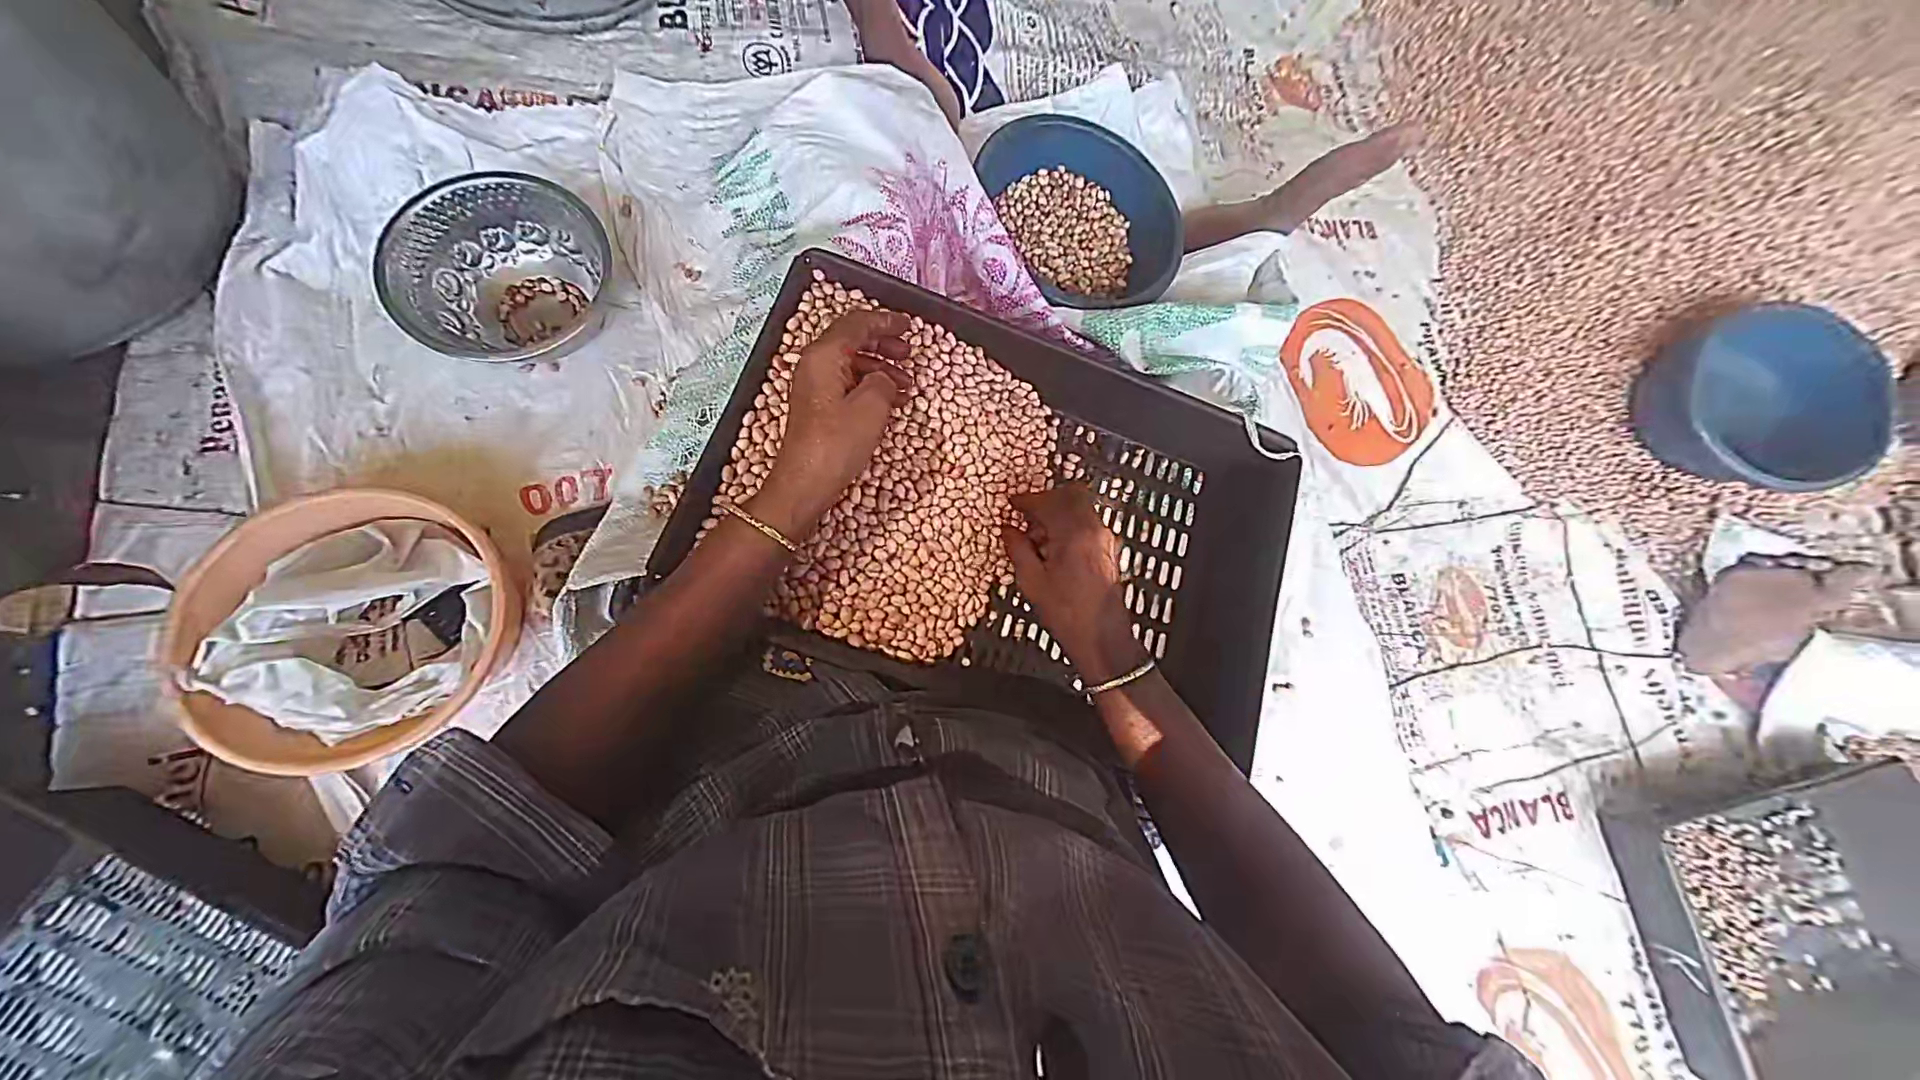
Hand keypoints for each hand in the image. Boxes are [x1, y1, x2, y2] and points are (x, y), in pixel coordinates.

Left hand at [757, 310, 913, 534]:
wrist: (804, 483)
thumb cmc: (836, 444)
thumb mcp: (872, 407)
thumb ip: (884, 381)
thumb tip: (885, 378)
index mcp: (824, 356)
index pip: (857, 324)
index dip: (886, 322)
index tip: (909, 325)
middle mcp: (815, 365)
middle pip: (852, 340)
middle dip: (884, 344)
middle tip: (909, 353)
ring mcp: (814, 386)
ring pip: (852, 364)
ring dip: (880, 368)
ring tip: (906, 384)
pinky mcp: (818, 407)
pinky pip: (847, 384)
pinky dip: (870, 386)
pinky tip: (890, 400)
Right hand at [1000, 484, 1147, 683]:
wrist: (1102, 637)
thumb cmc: (1069, 614)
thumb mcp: (1032, 581)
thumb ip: (1018, 549)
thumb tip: (1008, 531)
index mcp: (1074, 534)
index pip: (1048, 501)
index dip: (1026, 500)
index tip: (1012, 503)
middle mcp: (1093, 530)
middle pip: (1069, 496)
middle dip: (1045, 502)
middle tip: (1025, 516)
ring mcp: (1104, 539)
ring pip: (1079, 508)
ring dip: (1057, 515)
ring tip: (1036, 539)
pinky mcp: (1108, 549)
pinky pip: (1086, 524)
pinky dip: (1068, 526)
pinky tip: (1052, 549)